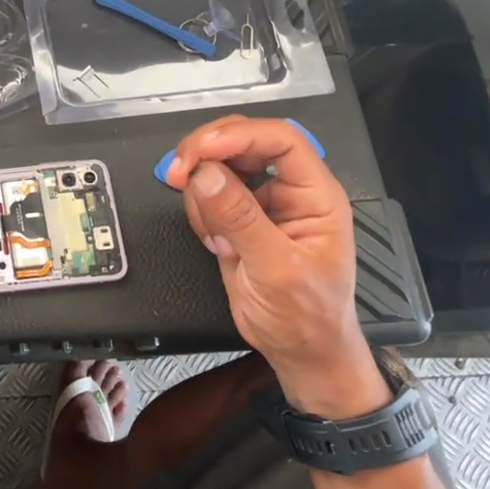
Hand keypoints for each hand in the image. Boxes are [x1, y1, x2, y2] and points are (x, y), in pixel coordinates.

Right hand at [164, 116, 388, 417]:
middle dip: (206, 153)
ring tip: (214, 237)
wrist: (299, 353)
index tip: (198, 151)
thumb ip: (240, 219)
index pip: (279, 138)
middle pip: (242, 140)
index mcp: (314, 193)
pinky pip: (206, 192)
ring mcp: (260, 201)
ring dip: (201, 191)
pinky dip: (199, 211)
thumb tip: (204, 174)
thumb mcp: (277, 270)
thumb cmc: (305, 316)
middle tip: (176, 174)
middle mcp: (287, 188)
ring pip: (217, 164)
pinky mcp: (235, 216)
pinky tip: (215, 242)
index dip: (238, 135)